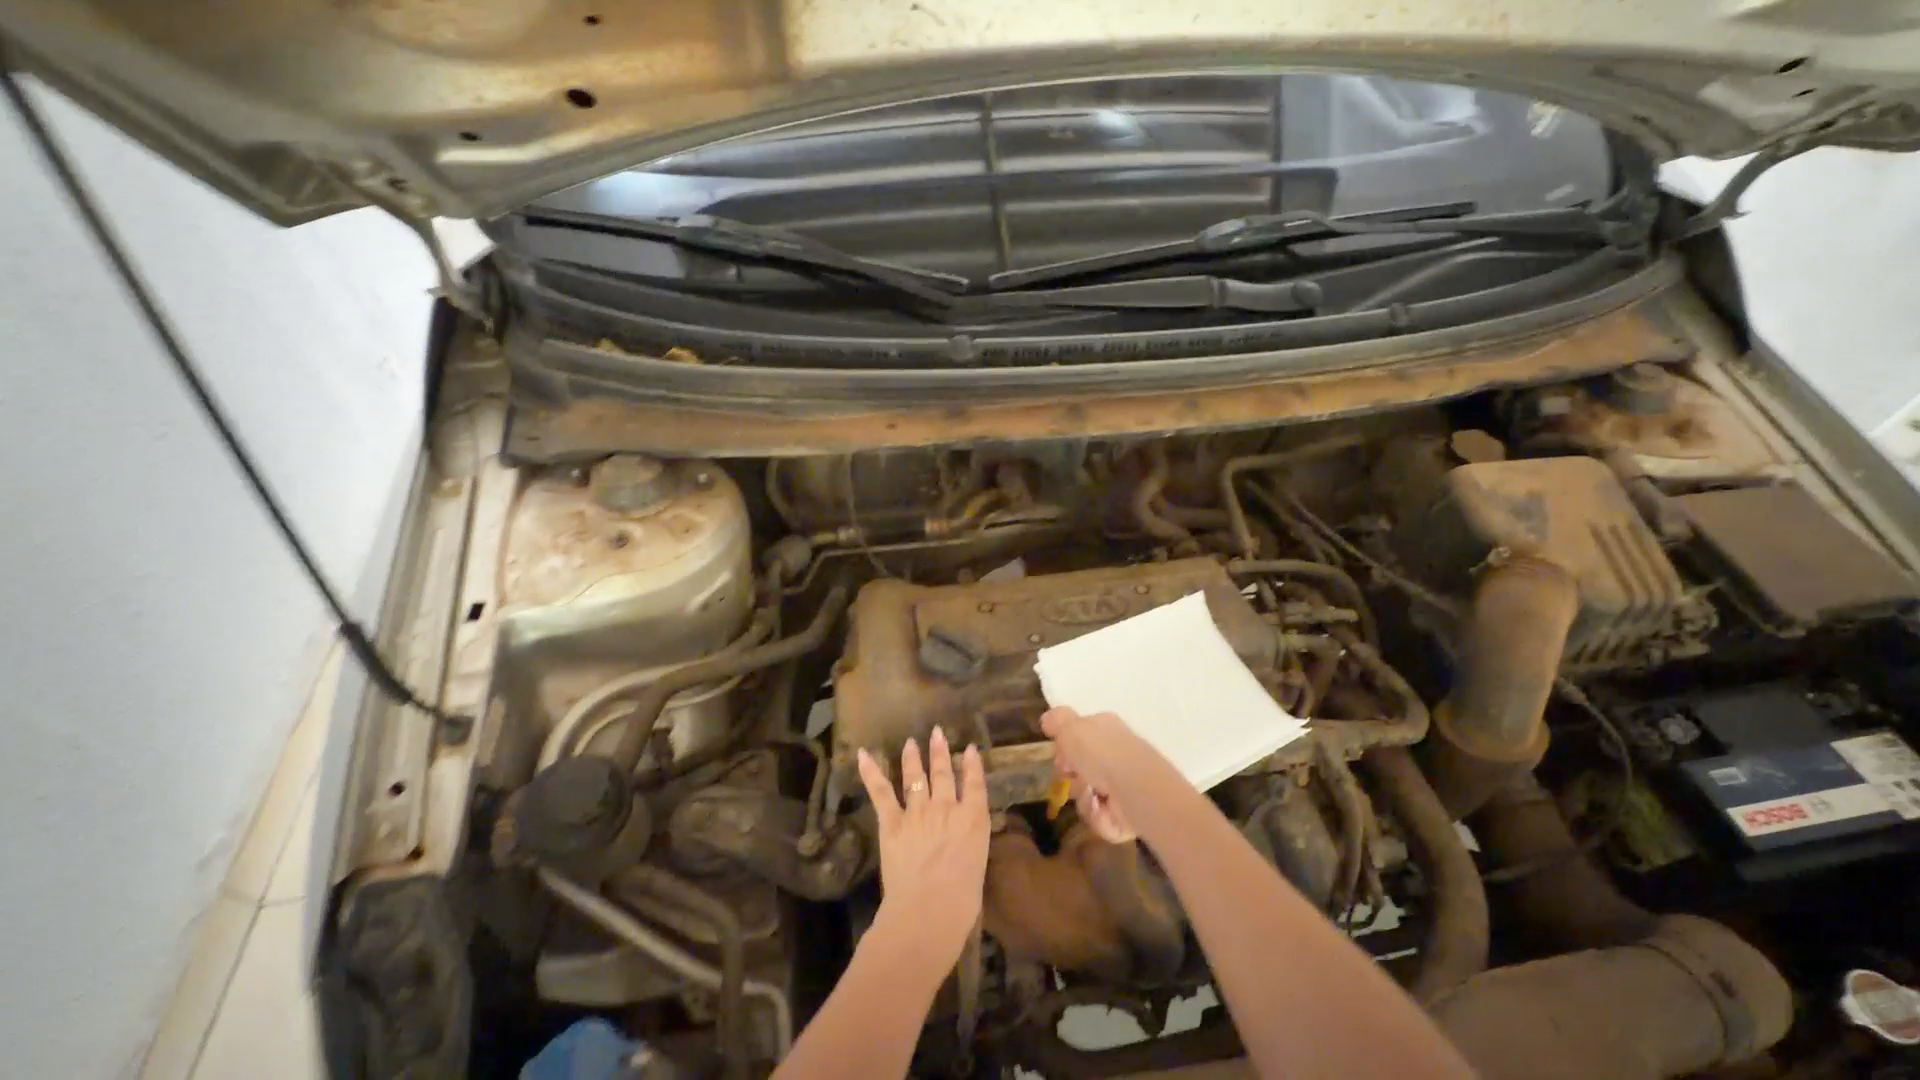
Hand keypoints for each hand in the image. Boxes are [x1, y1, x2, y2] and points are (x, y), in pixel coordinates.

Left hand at [856, 726, 989, 967]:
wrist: (928, 909)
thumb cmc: (961, 900)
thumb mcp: (978, 867)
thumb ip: (969, 846)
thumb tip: (962, 842)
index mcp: (973, 820)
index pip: (975, 784)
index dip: (973, 765)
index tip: (971, 749)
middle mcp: (947, 807)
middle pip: (944, 774)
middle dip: (941, 752)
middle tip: (938, 733)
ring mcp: (918, 812)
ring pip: (915, 777)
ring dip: (913, 758)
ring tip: (911, 742)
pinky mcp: (892, 822)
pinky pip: (881, 792)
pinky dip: (871, 772)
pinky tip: (864, 755)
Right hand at [1040, 707, 1163, 843]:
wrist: (1134, 787)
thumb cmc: (1101, 752)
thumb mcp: (1071, 727)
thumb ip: (1057, 721)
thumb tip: (1047, 718)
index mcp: (1105, 729)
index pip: (1080, 736)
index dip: (1065, 747)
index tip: (1059, 756)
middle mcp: (1116, 754)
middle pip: (1081, 769)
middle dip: (1071, 777)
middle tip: (1070, 776)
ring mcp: (1123, 784)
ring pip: (1087, 794)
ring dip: (1083, 797)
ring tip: (1091, 794)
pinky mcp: (1126, 812)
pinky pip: (1099, 816)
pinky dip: (1097, 814)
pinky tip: (1102, 808)